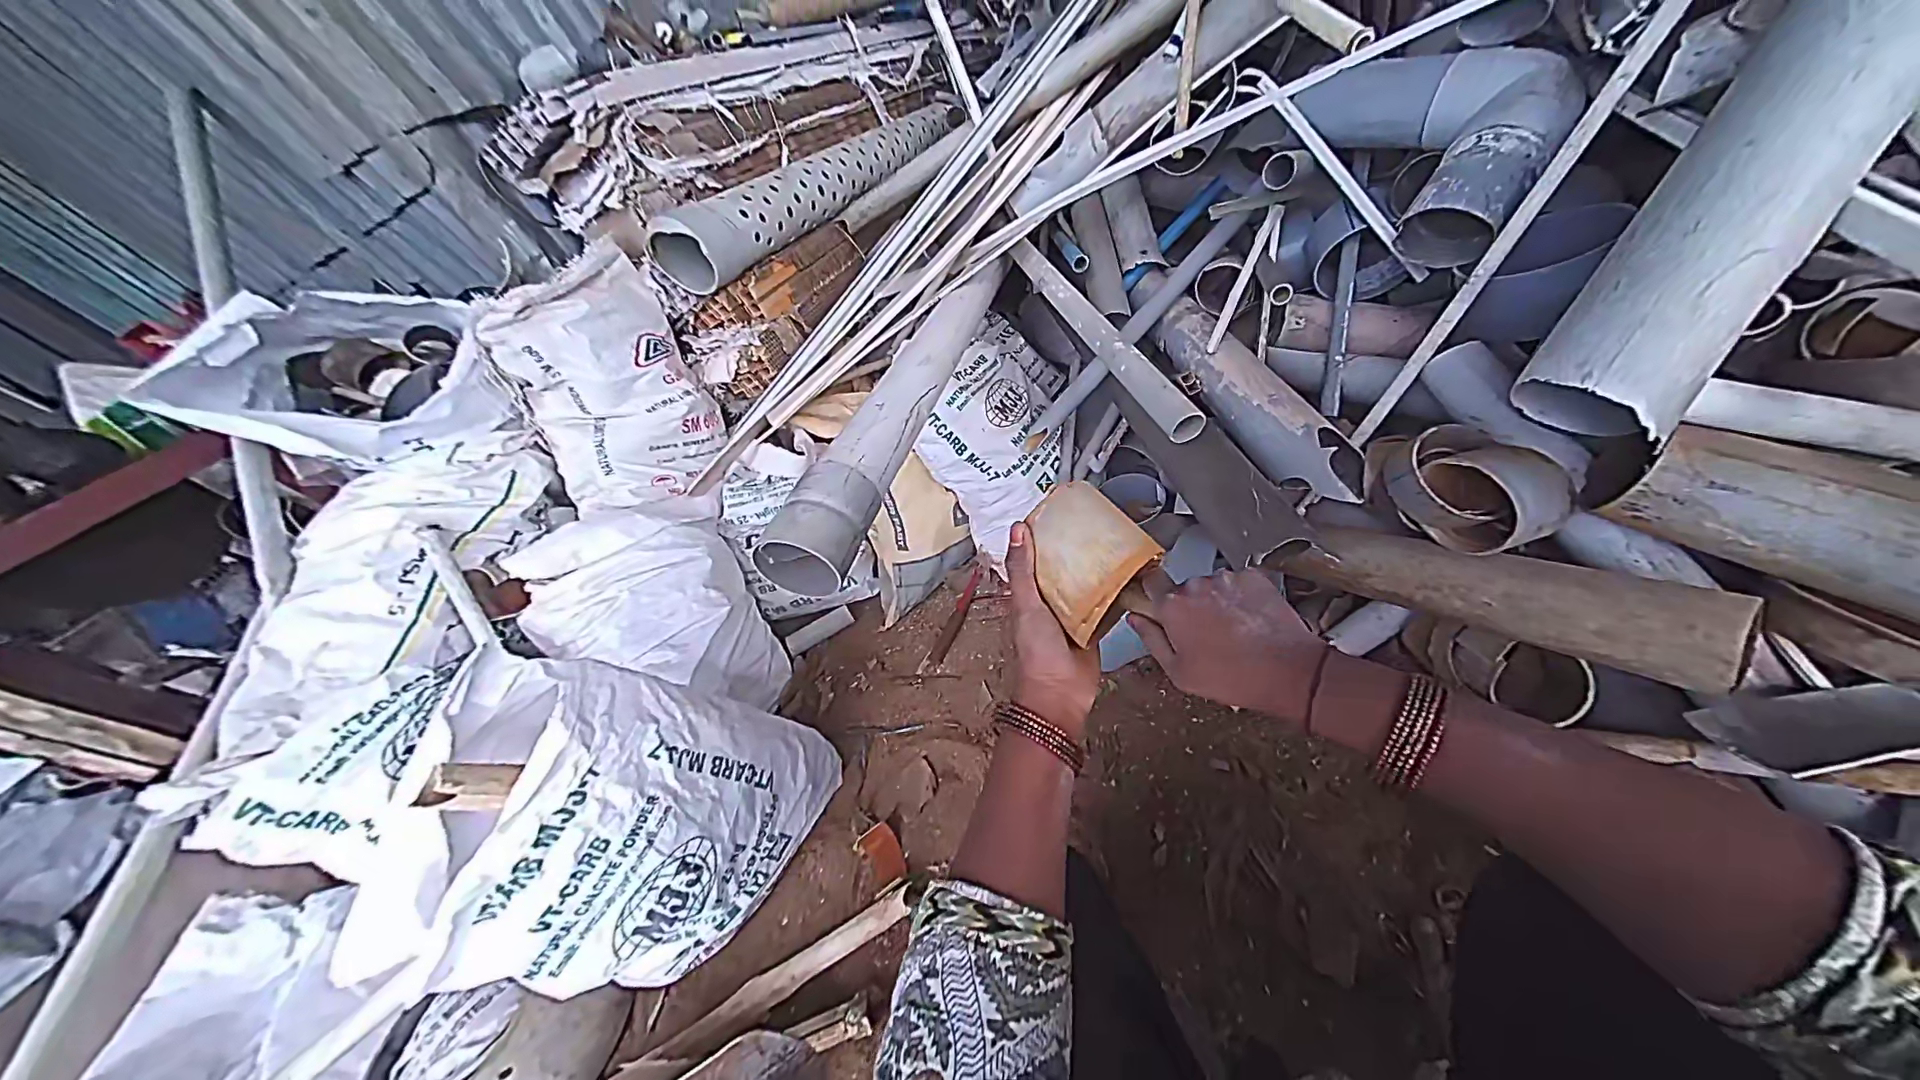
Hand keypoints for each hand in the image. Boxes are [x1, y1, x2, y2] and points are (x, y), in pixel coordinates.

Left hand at [1004, 521, 1099, 737]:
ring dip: (1094, 567)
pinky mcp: (1095, 625)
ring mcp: (1073, 613)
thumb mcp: (1026, 604)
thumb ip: (1023, 570)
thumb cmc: (1037, 650)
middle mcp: (1050, 600)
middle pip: (1063, 567)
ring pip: (1085, 582)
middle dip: (1073, 548)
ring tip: (1112, 539)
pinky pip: (1104, 602)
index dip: (1043, 536)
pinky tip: (1126, 571)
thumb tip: (1018, 528)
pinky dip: (1113, 589)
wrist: (1062, 693)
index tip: (1058, 511)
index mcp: (1028, 594)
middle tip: (1092, 521)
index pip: (1035, 557)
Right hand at [1128, 569, 1329, 725]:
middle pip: (1183, 587)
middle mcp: (1195, 585)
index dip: (1155, 596)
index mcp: (1171, 606)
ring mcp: (1226, 578)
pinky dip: (1240, 597)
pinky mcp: (1253, 577)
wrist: (1289, 672)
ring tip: (1233, 629)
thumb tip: (1136, 619)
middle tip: (1204, 633)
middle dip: (1190, 605)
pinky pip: (1237, 583)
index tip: (1162, 610)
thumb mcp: (1179, 672)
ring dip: (1216, 600)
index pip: (1149, 583)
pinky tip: (1249, 621)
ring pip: (1211, 585)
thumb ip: (1151, 639)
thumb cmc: (1232, 677)